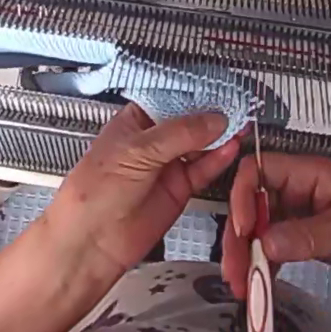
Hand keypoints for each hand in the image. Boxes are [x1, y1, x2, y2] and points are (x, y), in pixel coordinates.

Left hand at [36, 104, 241, 282]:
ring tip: (239, 126)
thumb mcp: (138, 152)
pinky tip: (230, 148)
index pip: (171, 99)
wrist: (91, 242)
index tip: (218, 89)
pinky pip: (205, 169)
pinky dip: (219, 159)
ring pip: (201, 145)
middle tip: (235, 107)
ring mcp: (167, 164)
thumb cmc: (93, 193)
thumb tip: (213, 120)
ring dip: (220, 136)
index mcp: (135, 121)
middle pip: (191, 121)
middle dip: (213, 115)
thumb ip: (179, 134)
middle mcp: (153, 141)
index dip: (195, 94)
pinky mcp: (179, 188)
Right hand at [224, 153, 330, 297]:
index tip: (243, 229)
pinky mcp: (299, 237)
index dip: (243, 195)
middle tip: (235, 271)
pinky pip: (270, 248)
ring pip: (256, 230)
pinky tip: (257, 288)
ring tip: (241, 288)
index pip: (259, 170)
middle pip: (251, 204)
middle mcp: (295, 190)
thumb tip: (266, 243)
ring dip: (244, 256)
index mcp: (307, 173)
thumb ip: (308, 235)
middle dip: (238, 237)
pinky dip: (260, 267)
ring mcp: (296, 215)